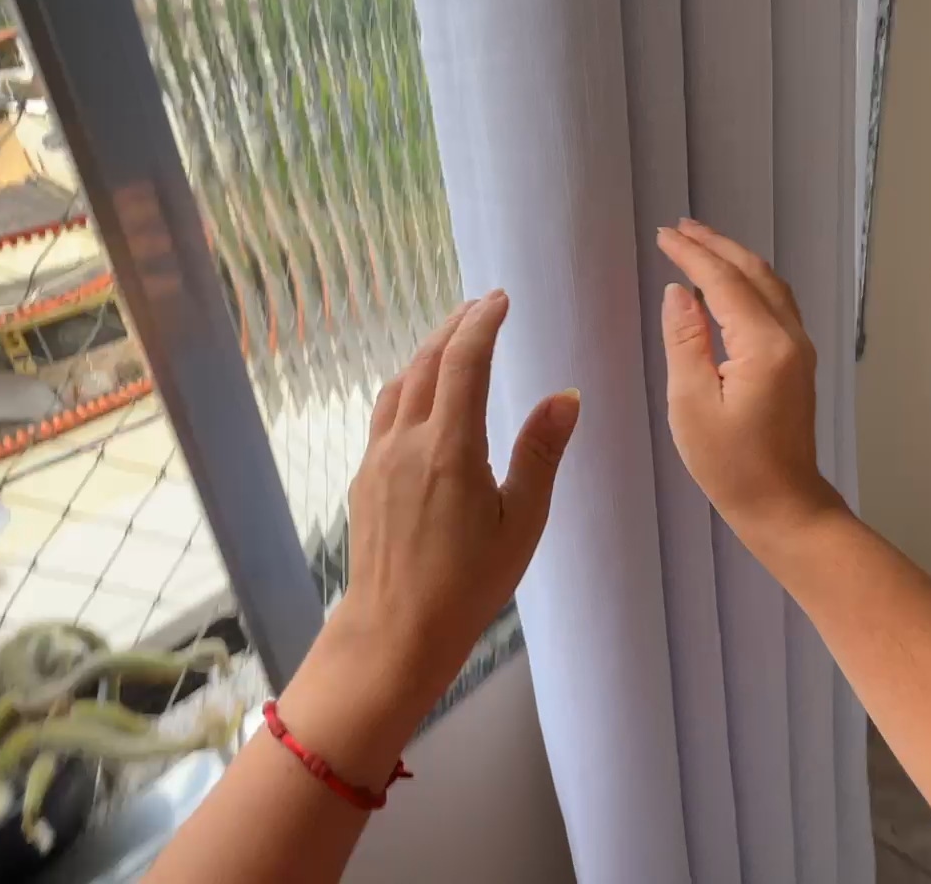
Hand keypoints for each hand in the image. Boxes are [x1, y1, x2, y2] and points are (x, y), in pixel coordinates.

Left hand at [333, 290, 581, 702]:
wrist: (394, 631)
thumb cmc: (469, 582)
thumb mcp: (521, 521)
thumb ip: (540, 452)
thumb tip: (565, 395)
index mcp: (450, 446)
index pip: (464, 362)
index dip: (483, 323)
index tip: (500, 299)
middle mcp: (408, 440)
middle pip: (428, 361)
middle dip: (456, 325)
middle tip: (481, 306)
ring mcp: (379, 456)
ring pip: (401, 382)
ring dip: (427, 351)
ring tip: (452, 338)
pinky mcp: (365, 475)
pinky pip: (385, 411)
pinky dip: (408, 383)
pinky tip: (420, 393)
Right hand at [656, 219, 842, 553]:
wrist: (783, 505)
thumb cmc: (730, 464)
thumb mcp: (691, 404)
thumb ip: (684, 341)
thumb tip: (678, 293)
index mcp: (763, 345)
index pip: (723, 282)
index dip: (691, 255)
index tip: (663, 235)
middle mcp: (789, 337)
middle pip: (753, 273)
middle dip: (715, 245)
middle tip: (680, 227)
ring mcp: (799, 349)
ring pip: (769, 285)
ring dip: (734, 259)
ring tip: (701, 243)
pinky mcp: (797, 362)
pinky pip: (774, 304)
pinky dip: (748, 281)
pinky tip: (729, 283)